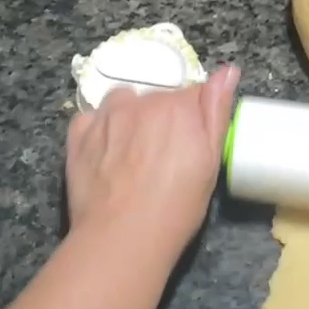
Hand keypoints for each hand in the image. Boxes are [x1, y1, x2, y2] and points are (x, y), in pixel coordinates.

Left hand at [65, 65, 240, 258]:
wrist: (122, 238)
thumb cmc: (177, 206)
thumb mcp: (211, 161)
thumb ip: (217, 110)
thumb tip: (229, 70)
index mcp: (179, 106)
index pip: (193, 96)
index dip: (194, 121)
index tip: (190, 148)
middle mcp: (142, 101)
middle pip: (158, 99)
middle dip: (163, 120)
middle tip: (163, 160)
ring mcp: (107, 115)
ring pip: (124, 101)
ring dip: (130, 117)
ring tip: (133, 154)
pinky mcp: (80, 133)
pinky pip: (92, 117)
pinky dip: (99, 129)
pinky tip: (105, 153)